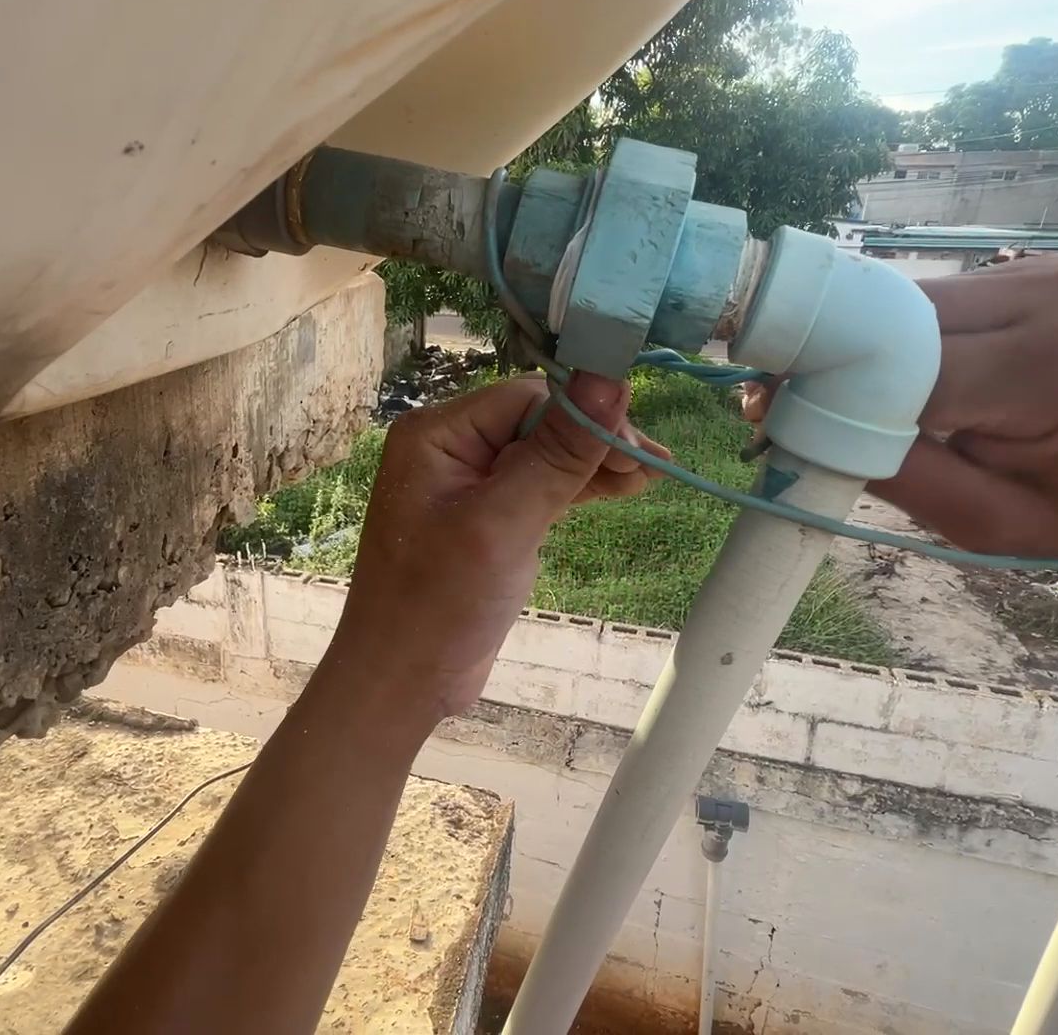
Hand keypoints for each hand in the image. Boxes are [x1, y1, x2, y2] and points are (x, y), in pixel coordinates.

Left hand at [327, 374, 666, 721]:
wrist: (402, 680)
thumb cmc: (439, 603)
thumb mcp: (502, 523)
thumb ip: (556, 452)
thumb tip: (608, 377)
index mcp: (437, 434)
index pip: (525, 399)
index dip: (585, 415)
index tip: (638, 450)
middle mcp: (450, 448)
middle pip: (538, 421)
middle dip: (595, 439)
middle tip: (655, 467)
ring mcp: (469, 483)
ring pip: (545, 454)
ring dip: (595, 463)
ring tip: (652, 476)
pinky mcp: (488, 517)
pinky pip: (539, 486)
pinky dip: (579, 487)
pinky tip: (621, 488)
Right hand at [746, 255, 1057, 566]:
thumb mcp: (990, 523)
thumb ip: (895, 475)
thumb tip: (797, 426)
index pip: (907, 369)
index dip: (828, 391)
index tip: (769, 413)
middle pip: (905, 320)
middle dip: (842, 361)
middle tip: (790, 397)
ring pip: (923, 299)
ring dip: (879, 344)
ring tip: (865, 389)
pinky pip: (957, 293)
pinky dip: (920, 330)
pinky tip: (926, 365)